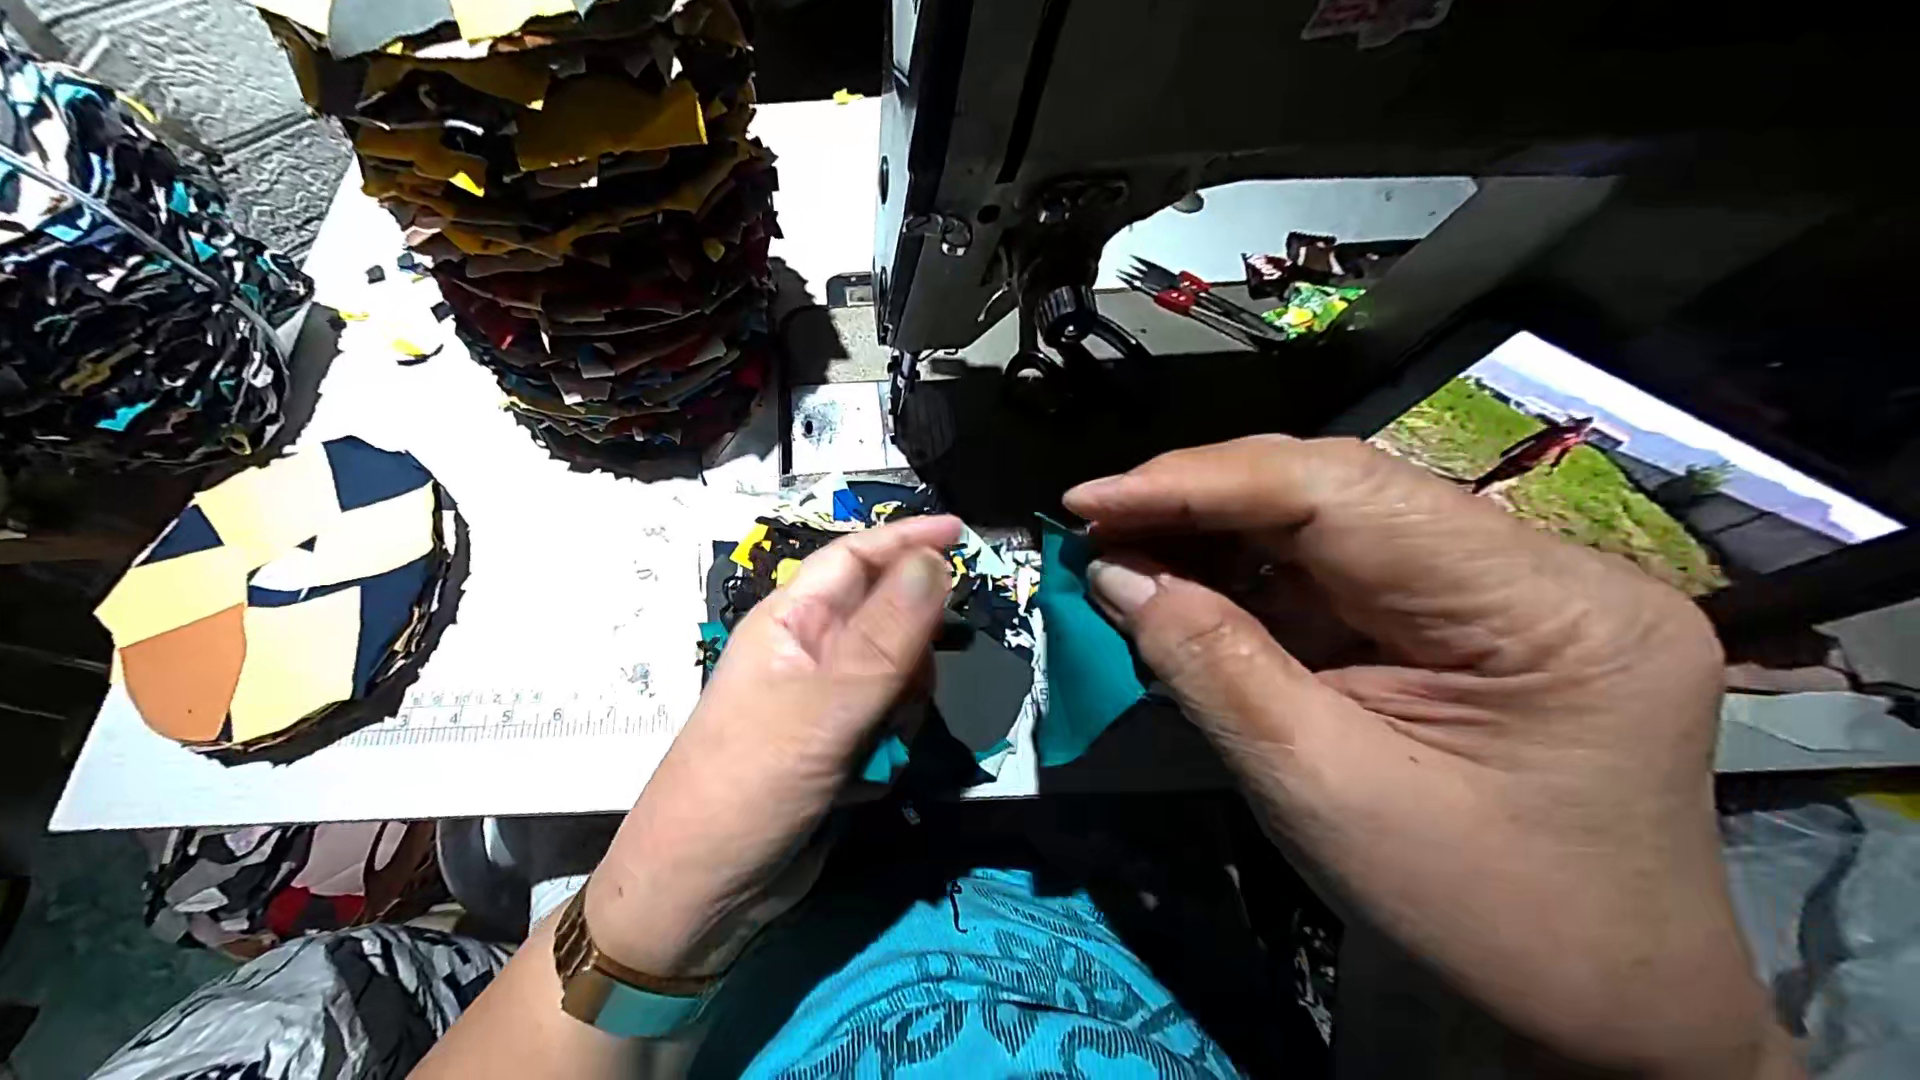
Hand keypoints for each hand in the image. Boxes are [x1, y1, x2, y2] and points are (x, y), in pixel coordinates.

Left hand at [584, 515, 958, 976]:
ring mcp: (829, 702)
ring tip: (877, 749)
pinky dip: (893, 745)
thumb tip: (936, 560)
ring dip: (904, 707)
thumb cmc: (749, 784)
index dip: (907, 539)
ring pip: (900, 675)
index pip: (856, 558)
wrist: (703, 897)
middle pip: (890, 617)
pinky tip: (869, 781)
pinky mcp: (843, 746)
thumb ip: (887, 636)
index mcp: (792, 621)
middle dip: (913, 650)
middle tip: (910, 689)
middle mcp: (813, 652)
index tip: (962, 532)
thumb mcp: (824, 706)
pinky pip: (893, 722)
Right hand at [1065, 437, 1797, 1078]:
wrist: (1586, 1002)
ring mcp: (1488, 583)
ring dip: (1207, 534)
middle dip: (1195, 502)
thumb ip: (1211, 666)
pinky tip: (1178, 586)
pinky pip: (1319, 566)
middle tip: (1096, 524)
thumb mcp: (1320, 789)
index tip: (1092, 500)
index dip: (1199, 484)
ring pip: (1316, 518)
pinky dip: (1235, 574)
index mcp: (1545, 605)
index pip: (1341, 493)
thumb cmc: (1475, 914)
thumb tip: (1113, 574)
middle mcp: (1529, 565)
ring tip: (1122, 553)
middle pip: (1329, 490)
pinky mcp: (1444, 611)